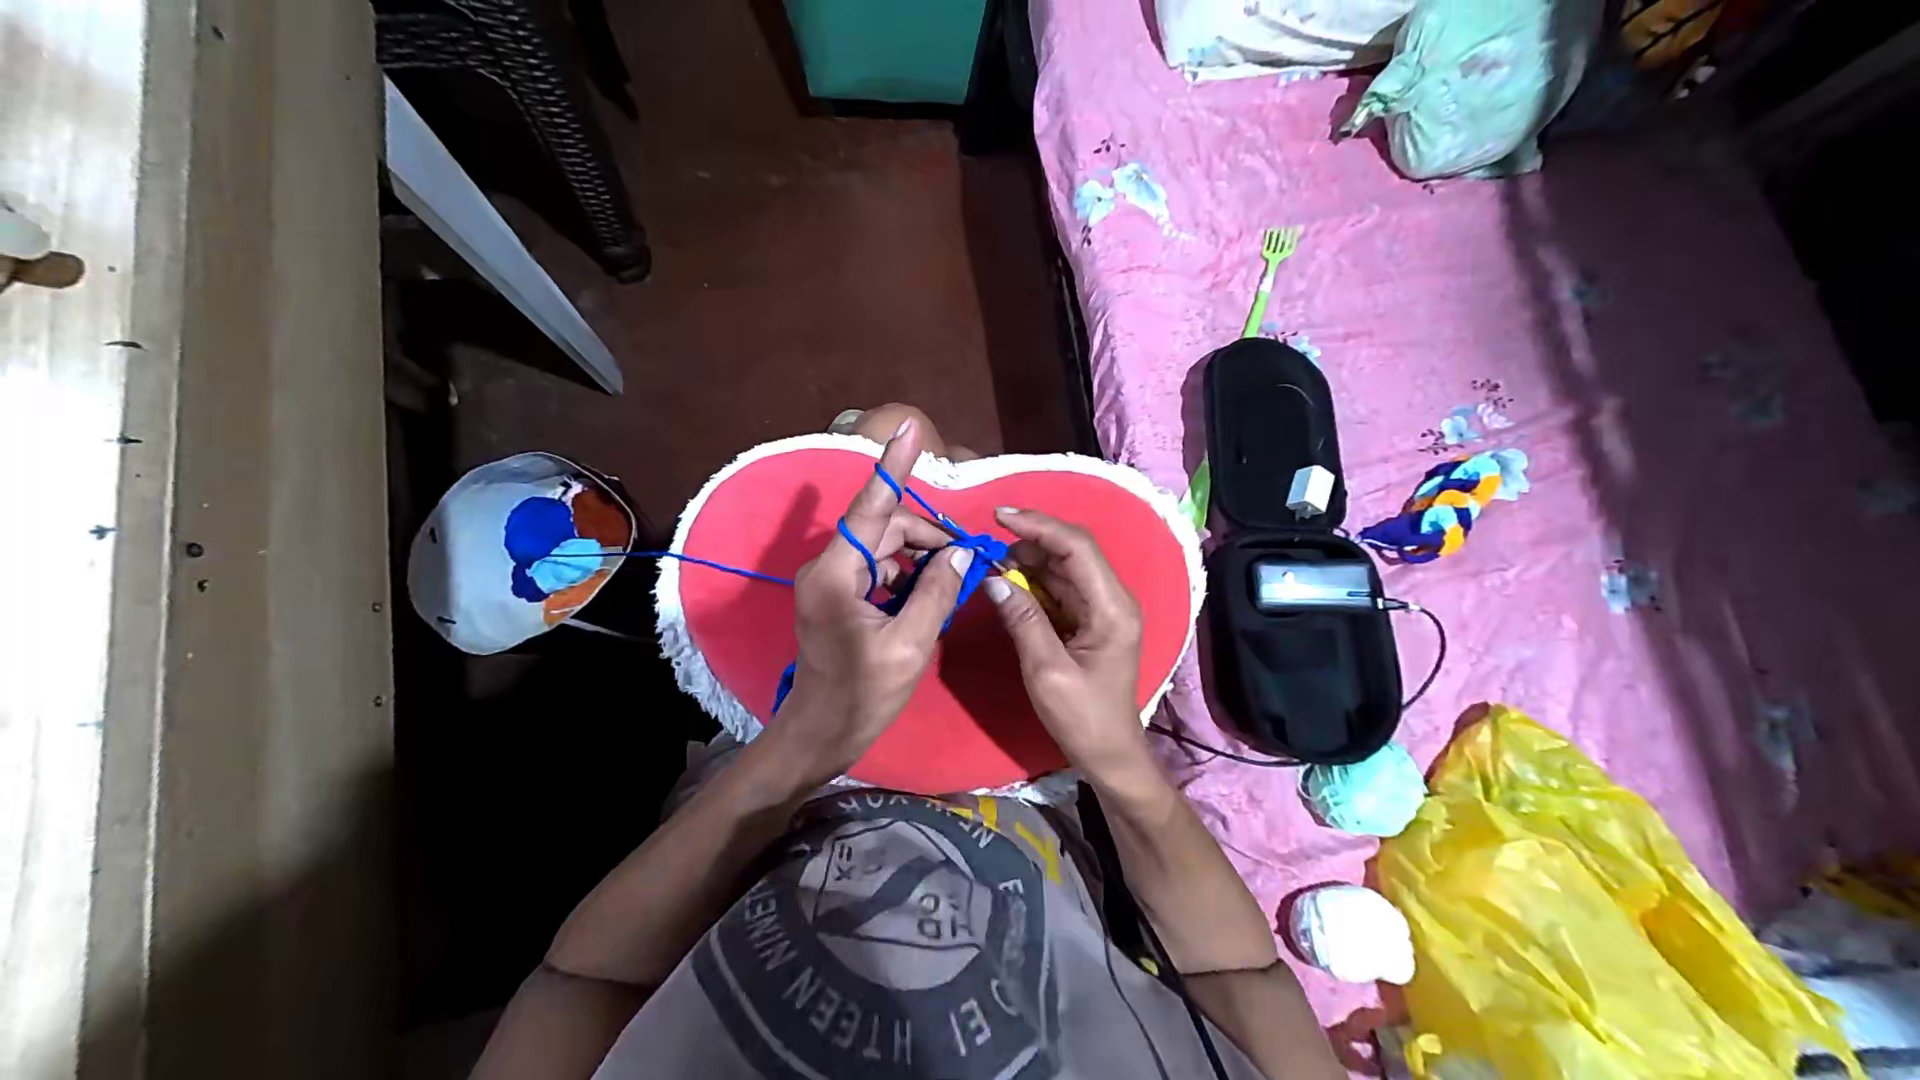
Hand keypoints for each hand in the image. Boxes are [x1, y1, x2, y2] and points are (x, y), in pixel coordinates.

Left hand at [770, 418, 970, 780]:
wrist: (821, 732)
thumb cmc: (862, 695)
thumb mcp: (909, 644)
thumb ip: (936, 592)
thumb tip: (961, 553)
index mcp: (836, 574)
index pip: (871, 507)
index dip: (893, 466)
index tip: (911, 429)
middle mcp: (828, 567)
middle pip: (884, 527)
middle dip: (927, 537)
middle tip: (965, 560)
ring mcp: (830, 580)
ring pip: (884, 547)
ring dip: (920, 557)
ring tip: (949, 581)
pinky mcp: (837, 594)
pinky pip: (878, 568)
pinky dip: (906, 574)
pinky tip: (928, 594)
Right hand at [982, 509, 1151, 783]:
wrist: (1108, 752)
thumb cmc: (1082, 717)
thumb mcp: (1046, 671)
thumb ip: (1023, 620)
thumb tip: (994, 579)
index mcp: (1112, 607)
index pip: (1077, 547)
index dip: (1039, 526)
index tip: (1000, 516)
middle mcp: (1112, 599)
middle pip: (1072, 550)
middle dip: (1030, 540)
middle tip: (989, 544)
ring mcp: (1101, 608)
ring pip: (1064, 566)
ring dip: (1029, 558)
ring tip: (993, 561)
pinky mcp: (1088, 619)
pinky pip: (1060, 586)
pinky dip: (1034, 579)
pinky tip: (1010, 581)